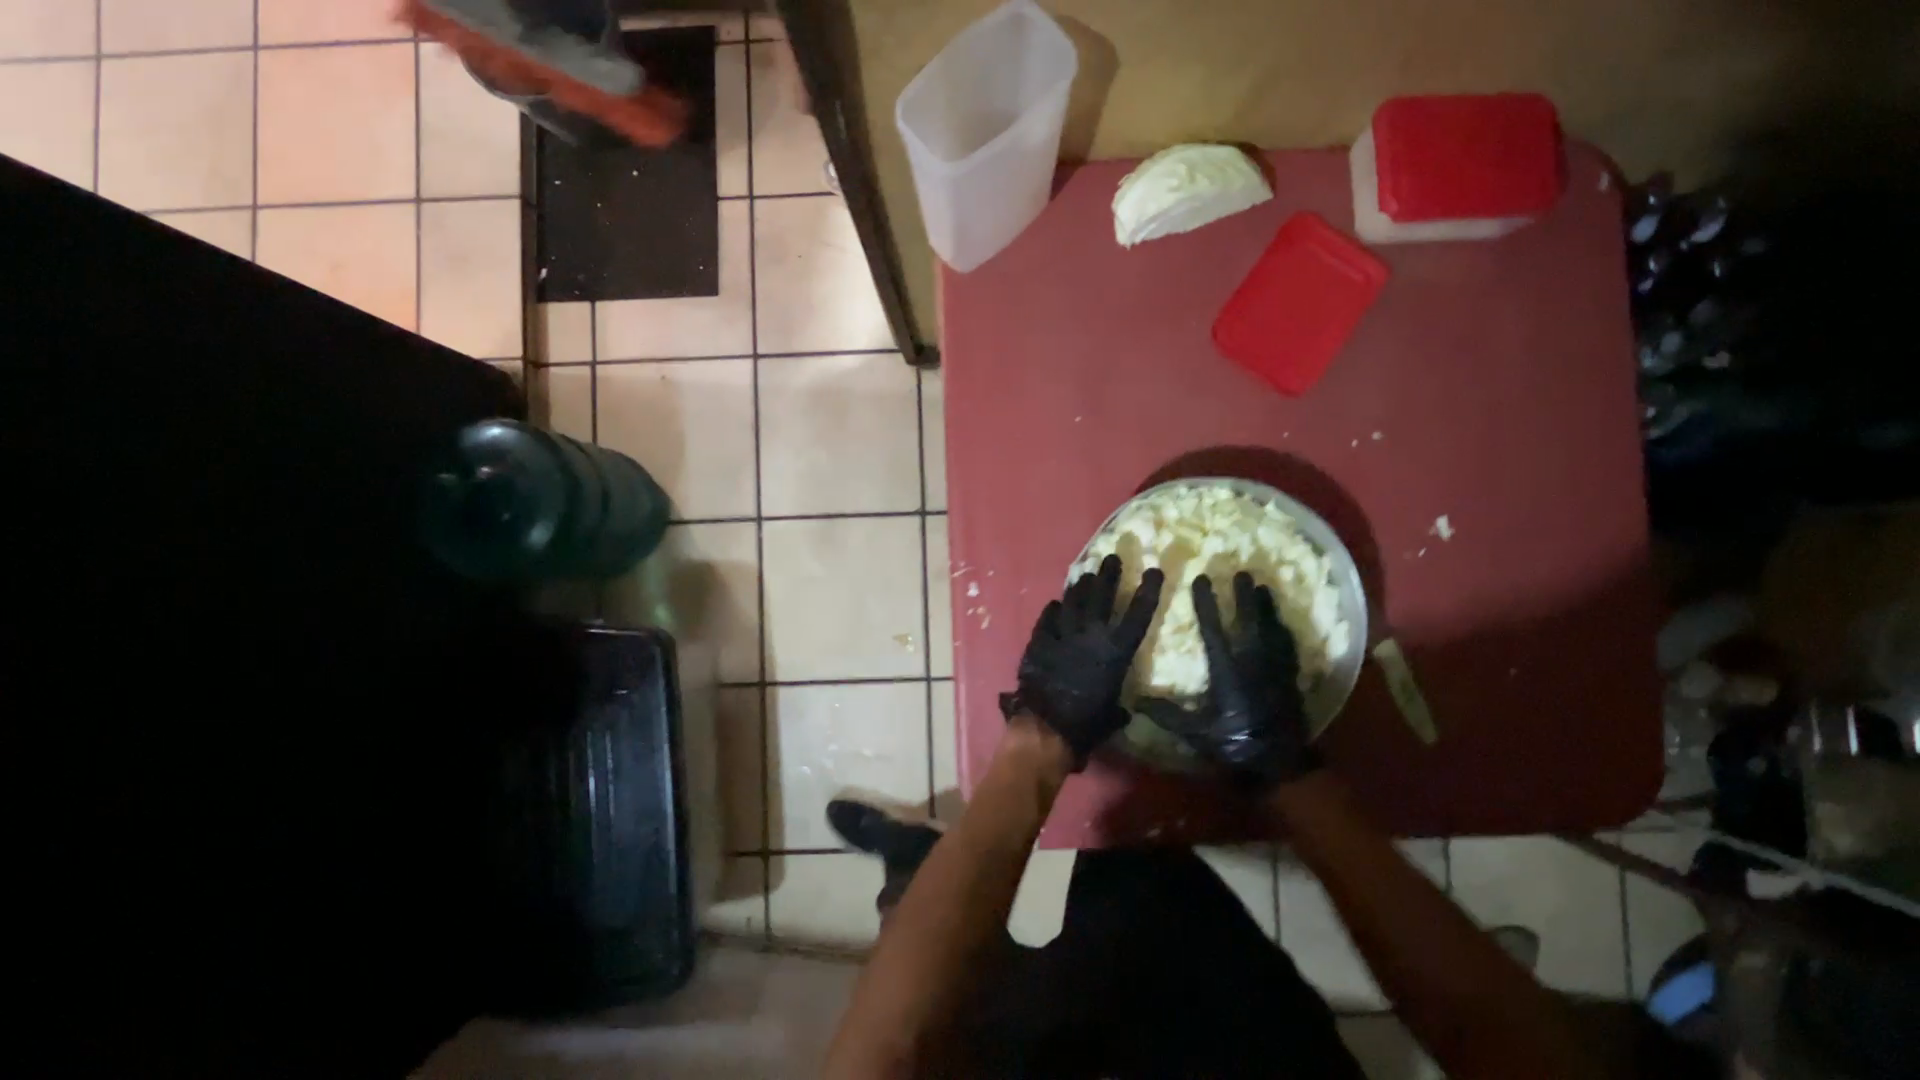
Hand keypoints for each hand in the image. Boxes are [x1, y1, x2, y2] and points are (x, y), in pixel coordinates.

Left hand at [1000, 554, 1163, 767]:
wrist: (1047, 727)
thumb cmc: (1087, 725)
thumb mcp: (1112, 715)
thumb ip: (1118, 705)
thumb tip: (1122, 711)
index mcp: (1116, 653)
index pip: (1138, 615)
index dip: (1148, 592)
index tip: (1154, 571)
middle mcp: (1092, 637)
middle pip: (1102, 597)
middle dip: (1109, 575)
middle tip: (1112, 558)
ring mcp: (1063, 636)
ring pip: (1073, 602)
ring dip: (1080, 587)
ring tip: (1086, 575)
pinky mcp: (1039, 642)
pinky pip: (1047, 620)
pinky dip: (1052, 611)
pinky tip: (1056, 604)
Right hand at [1137, 572, 1318, 785]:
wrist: (1279, 766)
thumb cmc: (1233, 747)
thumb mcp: (1195, 733)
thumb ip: (1167, 713)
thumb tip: (1136, 699)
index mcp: (1228, 674)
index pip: (1215, 631)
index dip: (1207, 605)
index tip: (1201, 580)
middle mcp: (1254, 665)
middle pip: (1250, 623)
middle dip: (1244, 597)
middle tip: (1241, 573)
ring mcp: (1276, 671)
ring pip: (1272, 631)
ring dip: (1267, 608)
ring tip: (1263, 587)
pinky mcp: (1291, 679)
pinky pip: (1289, 647)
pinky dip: (1284, 630)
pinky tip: (1282, 623)